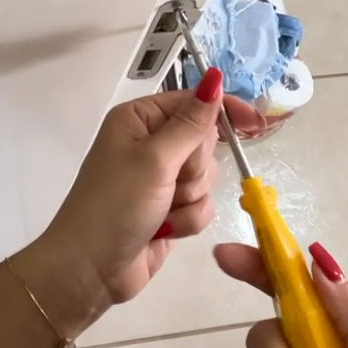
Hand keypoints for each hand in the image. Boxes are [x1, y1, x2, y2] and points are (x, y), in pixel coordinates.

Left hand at [14, 70, 223, 334]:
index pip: (191, 102)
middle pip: (204, 142)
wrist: (91, 269)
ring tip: (162, 210)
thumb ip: (191, 123)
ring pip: (207, 176)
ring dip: (190, 197)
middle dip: (194, 167)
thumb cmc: (116, 204)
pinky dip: (189, 219)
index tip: (255, 124)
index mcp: (139, 119)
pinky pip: (202, 204)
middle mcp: (151, 142)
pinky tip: (166, 229)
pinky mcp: (171, 207)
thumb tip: (214, 77)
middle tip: (170, 182)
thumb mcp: (155, 159)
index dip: (223, 111)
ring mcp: (161, 177)